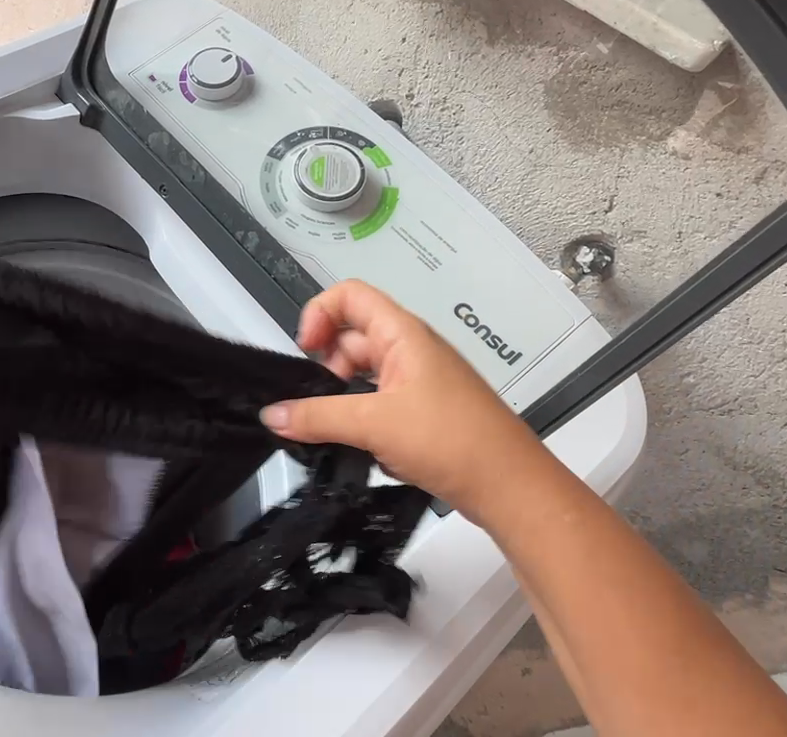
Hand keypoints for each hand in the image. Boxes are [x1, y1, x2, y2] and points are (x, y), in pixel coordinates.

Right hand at [259, 280, 546, 510]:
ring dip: (344, 400)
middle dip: (327, 368)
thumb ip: (317, 417)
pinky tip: (366, 450)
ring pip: (363, 375)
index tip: (305, 351)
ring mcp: (418, 381)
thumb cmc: (454, 441)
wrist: (514, 491)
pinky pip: (378, 403)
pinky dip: (363, 422)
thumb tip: (272, 414)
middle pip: (350, 337)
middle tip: (317, 402)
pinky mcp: (423, 413)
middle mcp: (410, 350)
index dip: (319, 313)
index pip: (349, 295)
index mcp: (402, 333)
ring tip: (339, 432)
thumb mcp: (375, 424)